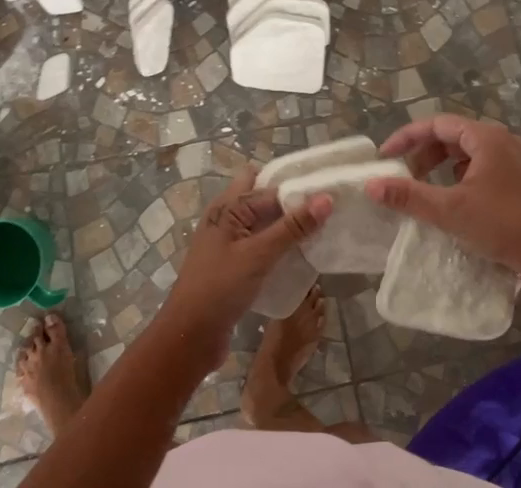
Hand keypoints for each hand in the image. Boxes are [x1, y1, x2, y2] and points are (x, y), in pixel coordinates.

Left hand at [159, 168, 331, 359]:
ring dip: (287, 226)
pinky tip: (301, 257)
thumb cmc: (220, 287)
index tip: (330, 192)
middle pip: (263, 198)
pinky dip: (279, 246)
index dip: (297, 186)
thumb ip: (292, 227)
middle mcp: (227, 217)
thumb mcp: (259, 254)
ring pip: (263, 222)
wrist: (190, 335)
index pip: (268, 185)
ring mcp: (230, 241)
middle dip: (291, 202)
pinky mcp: (235, 264)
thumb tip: (326, 198)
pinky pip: (261, 244)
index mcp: (227, 206)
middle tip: (324, 211)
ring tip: (322, 231)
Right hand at [364, 114, 520, 280]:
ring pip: (472, 153)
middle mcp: (505, 141)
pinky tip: (461, 202)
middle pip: (454, 136)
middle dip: (425, 153)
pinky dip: (466, 176)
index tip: (386, 156)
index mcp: (486, 138)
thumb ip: (408, 196)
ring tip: (429, 189)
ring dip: (445, 166)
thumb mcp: (449, 211)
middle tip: (405, 175)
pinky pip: (488, 167)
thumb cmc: (502, 226)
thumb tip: (371, 185)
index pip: (437, 124)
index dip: (407, 137)